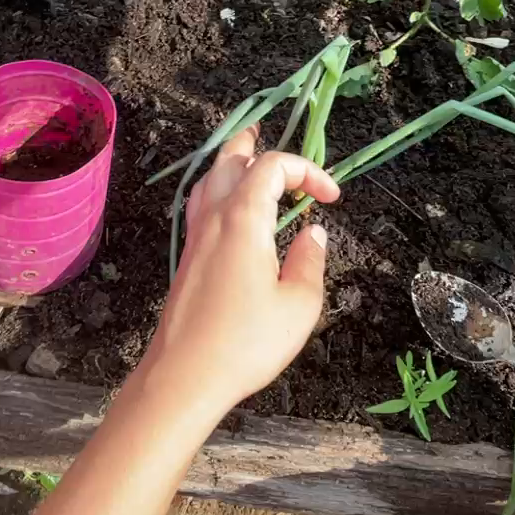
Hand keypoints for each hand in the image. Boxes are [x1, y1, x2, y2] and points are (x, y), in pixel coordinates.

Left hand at [137, 125, 340, 417]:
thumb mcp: (298, 305)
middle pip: (229, 158)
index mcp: (243, 217)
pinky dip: (218, 188)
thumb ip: (309, 261)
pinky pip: (201, 202)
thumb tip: (314, 234)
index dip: (306, 170)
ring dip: (232, 162)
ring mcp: (196, 234)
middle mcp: (214, 215)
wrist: (183, 375)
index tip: (330, 198)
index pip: (273, 166)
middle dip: (255, 144)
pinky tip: (230, 206)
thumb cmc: (244, 342)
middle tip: (274, 138)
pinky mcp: (188, 255)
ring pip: (209, 177)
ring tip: (250, 160)